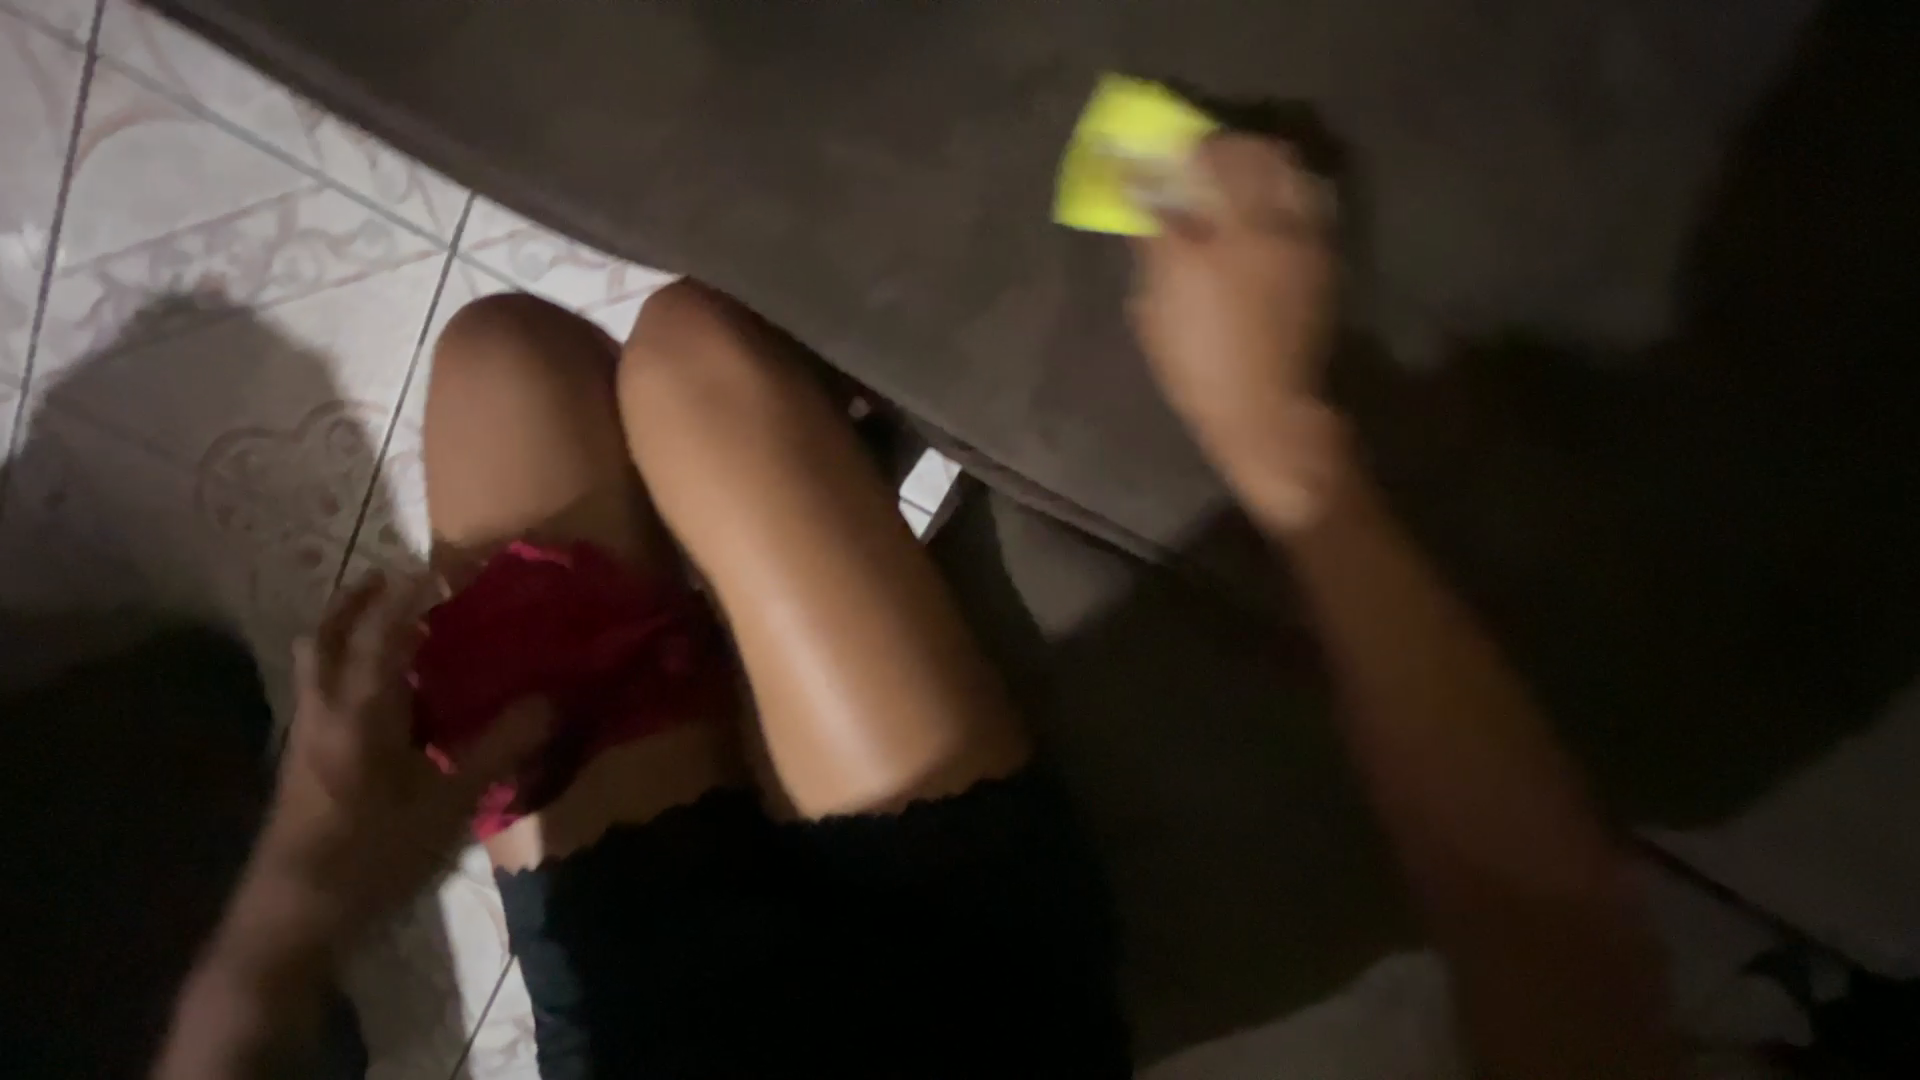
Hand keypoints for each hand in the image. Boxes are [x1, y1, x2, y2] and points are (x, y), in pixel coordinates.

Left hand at [253, 573, 547, 938]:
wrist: (289, 921)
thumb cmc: (372, 854)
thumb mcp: (449, 804)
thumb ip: (500, 747)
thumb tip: (553, 698)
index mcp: (360, 711)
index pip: (381, 631)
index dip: (411, 592)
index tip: (446, 563)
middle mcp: (325, 711)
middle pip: (326, 635)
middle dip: (361, 598)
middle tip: (402, 576)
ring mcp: (307, 737)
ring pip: (316, 662)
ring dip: (346, 627)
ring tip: (392, 618)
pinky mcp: (304, 762)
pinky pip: (324, 689)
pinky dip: (348, 664)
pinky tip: (387, 688)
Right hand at [1130, 134, 1347, 530]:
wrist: (1265, 405)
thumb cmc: (1197, 371)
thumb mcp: (1153, 320)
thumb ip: (1152, 260)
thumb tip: (1150, 222)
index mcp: (1191, 253)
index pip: (1159, 190)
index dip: (1141, 170)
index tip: (1130, 162)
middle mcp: (1244, 230)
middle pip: (1231, 155)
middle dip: (1208, 146)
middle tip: (1196, 154)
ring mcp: (1290, 235)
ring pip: (1279, 162)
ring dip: (1255, 153)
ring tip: (1241, 164)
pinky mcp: (1320, 248)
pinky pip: (1308, 191)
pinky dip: (1287, 181)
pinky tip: (1274, 195)